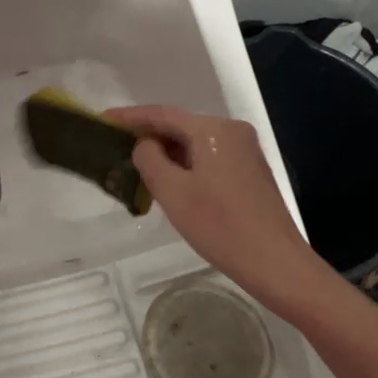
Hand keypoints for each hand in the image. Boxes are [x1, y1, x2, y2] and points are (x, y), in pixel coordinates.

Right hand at [103, 105, 328, 303]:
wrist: (275, 263)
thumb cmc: (220, 226)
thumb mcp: (172, 192)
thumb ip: (150, 159)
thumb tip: (145, 145)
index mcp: (213, 130)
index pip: (162, 115)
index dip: (129, 117)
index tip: (102, 120)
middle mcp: (232, 131)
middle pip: (180, 126)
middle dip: (147, 135)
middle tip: (114, 145)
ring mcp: (244, 151)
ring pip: (194, 143)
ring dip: (166, 152)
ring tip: (135, 164)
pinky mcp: (249, 171)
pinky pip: (208, 157)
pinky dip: (185, 164)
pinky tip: (168, 180)